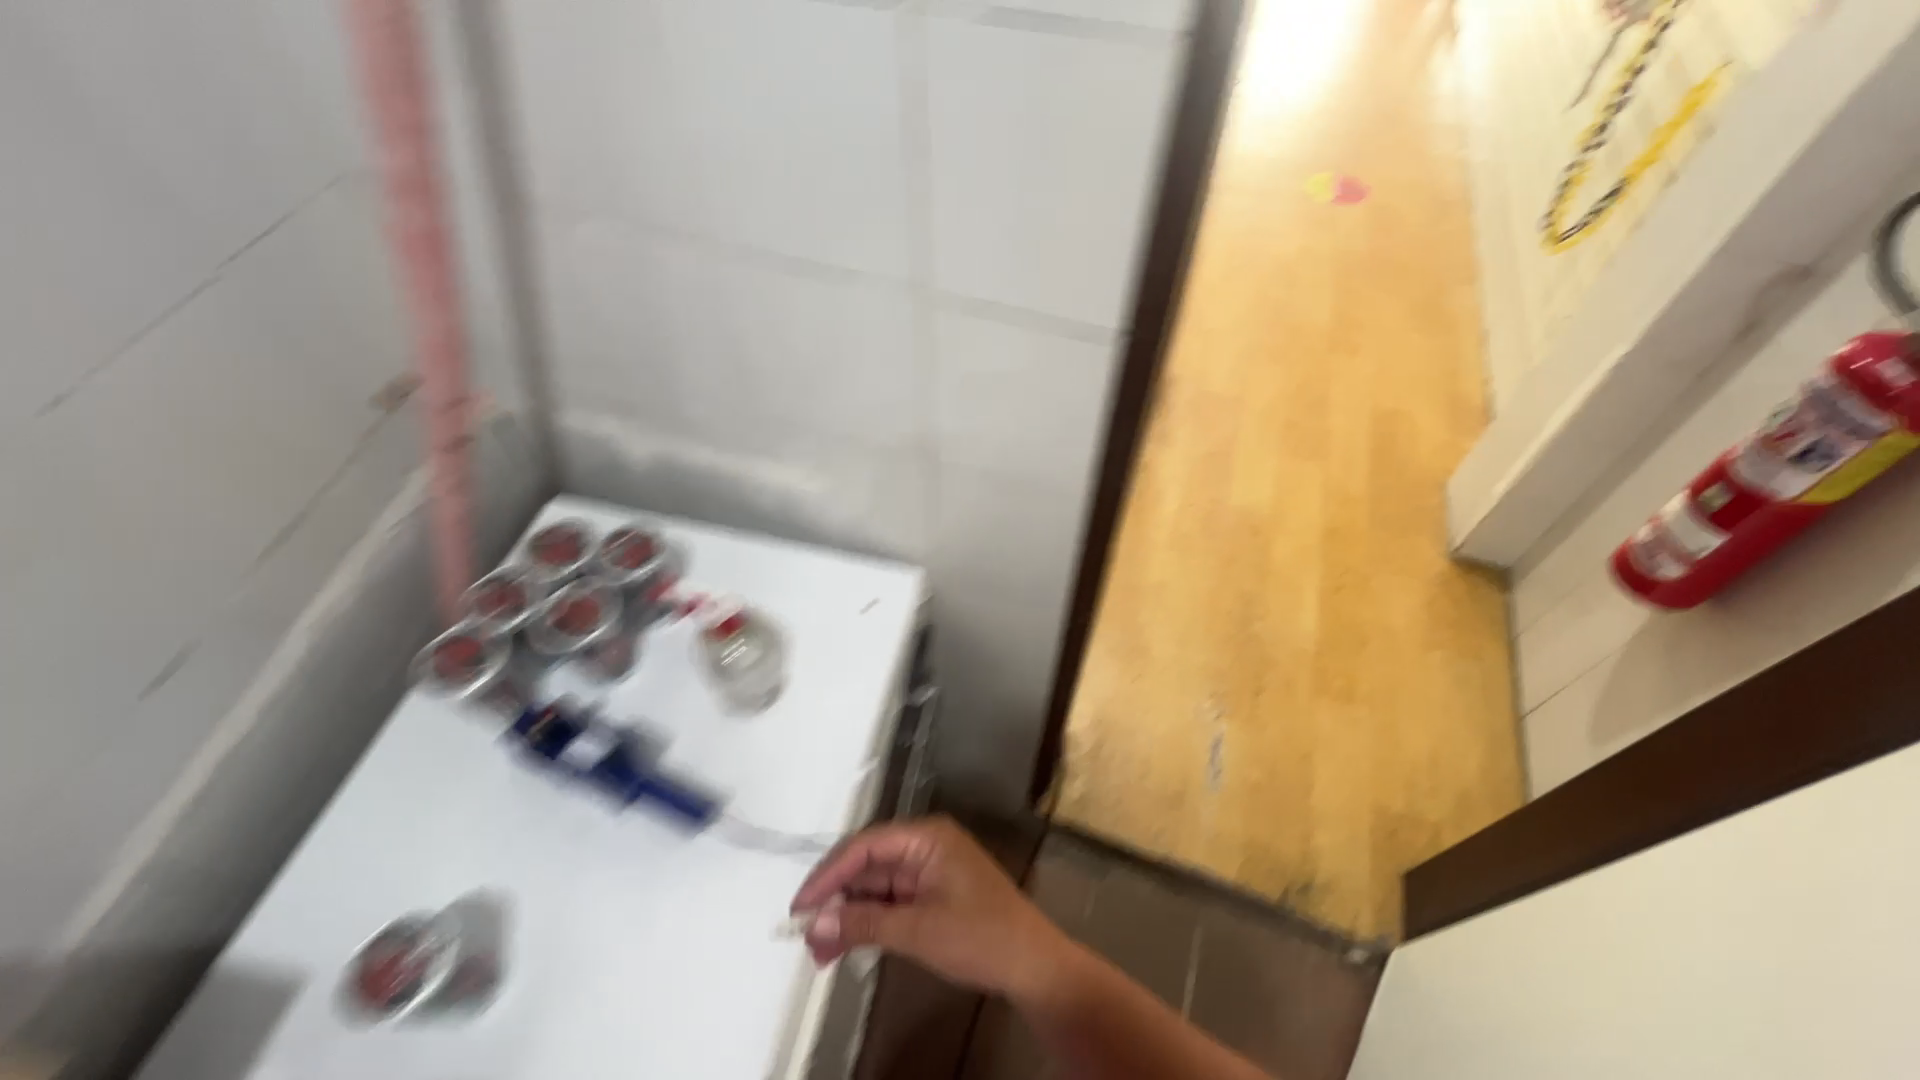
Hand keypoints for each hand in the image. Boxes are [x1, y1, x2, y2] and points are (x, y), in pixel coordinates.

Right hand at [789, 816, 1070, 997]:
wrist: (1034, 966)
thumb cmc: (981, 937)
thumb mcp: (917, 930)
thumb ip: (863, 923)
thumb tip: (812, 925)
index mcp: (927, 837)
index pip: (865, 845)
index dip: (828, 875)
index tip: (799, 907)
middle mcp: (926, 845)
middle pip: (868, 864)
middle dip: (836, 899)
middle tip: (806, 936)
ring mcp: (931, 870)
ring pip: (877, 885)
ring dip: (849, 915)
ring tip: (821, 952)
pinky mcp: (934, 894)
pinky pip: (891, 901)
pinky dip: (869, 922)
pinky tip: (847, 945)